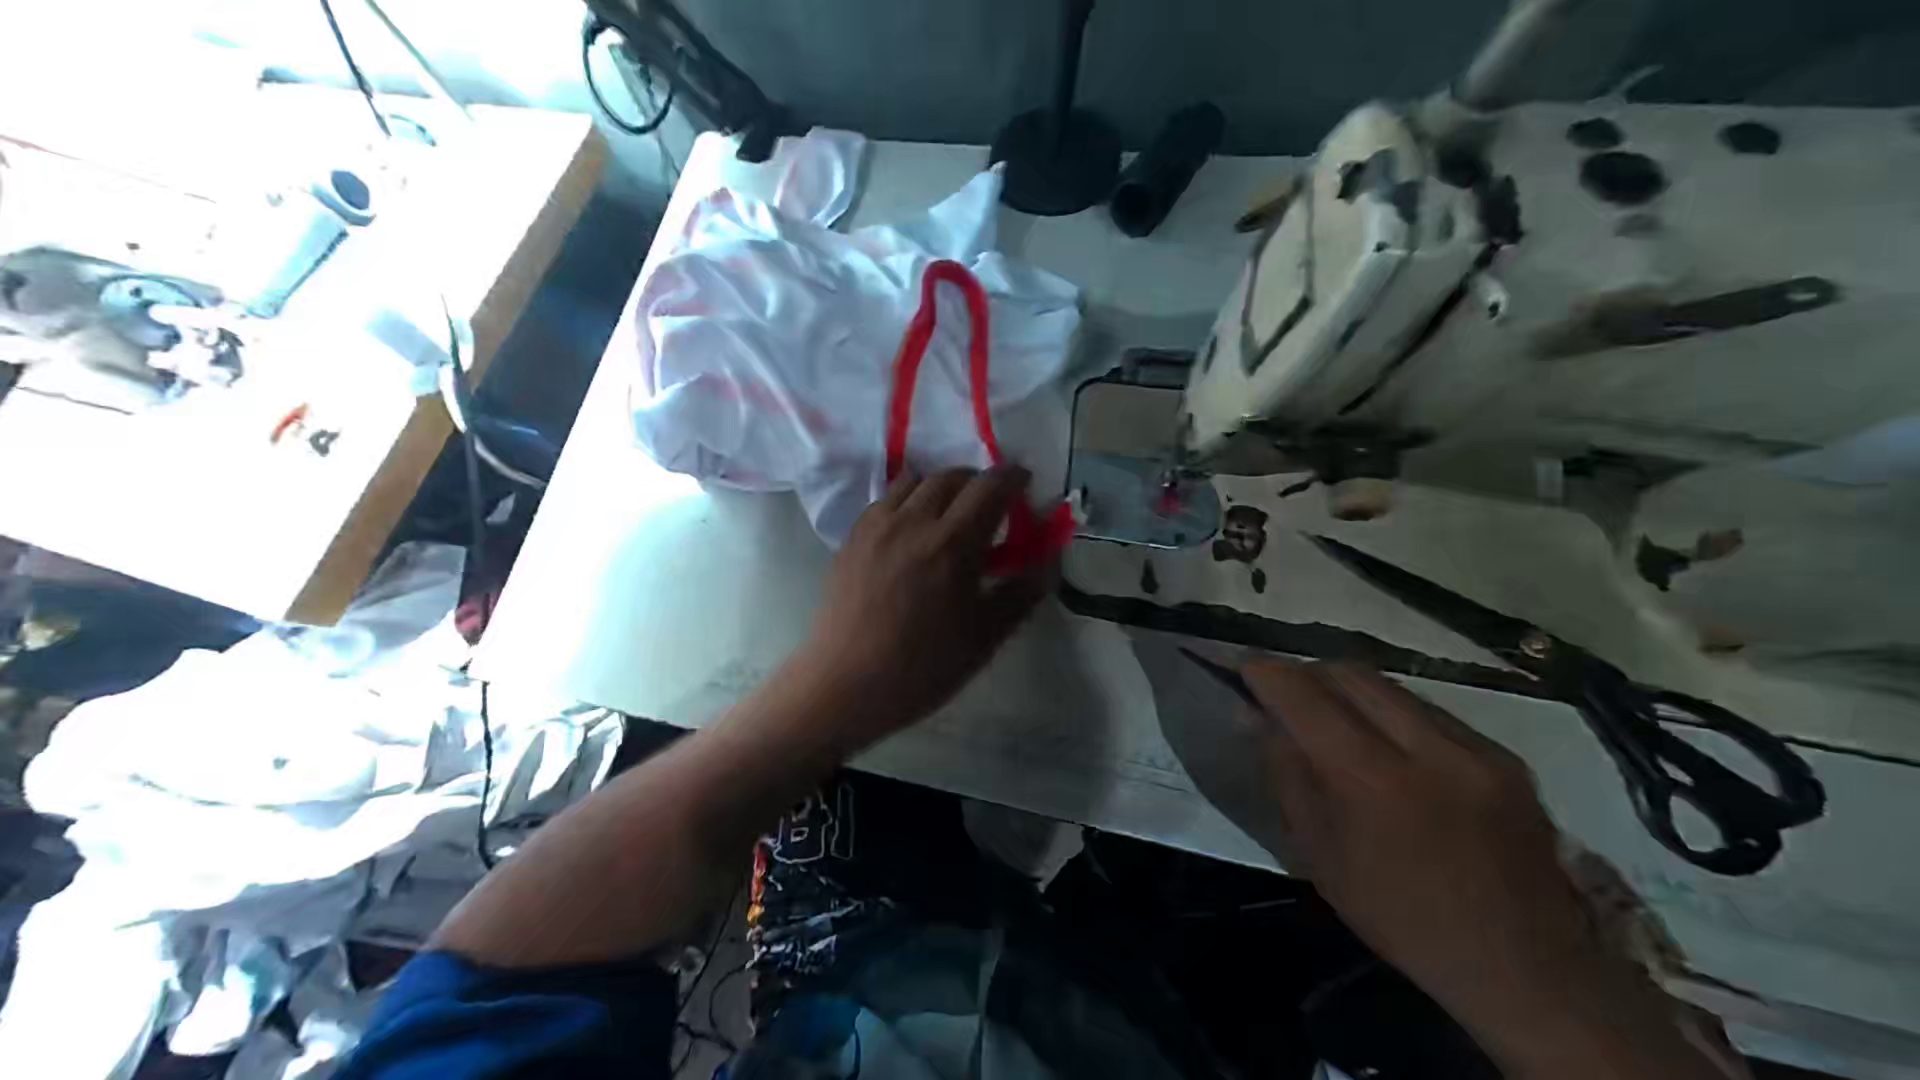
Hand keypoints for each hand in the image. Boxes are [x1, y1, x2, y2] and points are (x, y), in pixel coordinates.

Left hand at [800, 467, 1054, 737]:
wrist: (846, 684)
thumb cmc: (923, 667)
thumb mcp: (984, 638)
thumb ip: (1021, 594)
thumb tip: (1047, 564)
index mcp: (953, 544)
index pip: (990, 488)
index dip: (1013, 478)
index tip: (1024, 482)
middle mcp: (913, 522)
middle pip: (952, 476)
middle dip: (979, 481)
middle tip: (991, 503)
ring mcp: (877, 526)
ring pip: (915, 481)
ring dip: (942, 486)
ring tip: (950, 511)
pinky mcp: (852, 537)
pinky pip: (886, 499)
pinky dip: (907, 498)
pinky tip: (911, 528)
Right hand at [1239, 662, 1624, 1037]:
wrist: (1525, 970)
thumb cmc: (1398, 915)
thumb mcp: (1318, 851)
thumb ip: (1284, 771)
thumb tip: (1253, 714)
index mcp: (1371, 780)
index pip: (1303, 694)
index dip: (1266, 673)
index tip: (1243, 668)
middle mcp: (1427, 747)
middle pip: (1349, 672)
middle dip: (1306, 672)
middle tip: (1283, 692)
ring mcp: (1474, 748)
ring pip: (1391, 686)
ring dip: (1349, 690)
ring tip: (1333, 717)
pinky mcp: (1505, 757)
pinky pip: (1430, 710)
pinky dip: (1393, 713)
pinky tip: (1389, 746)